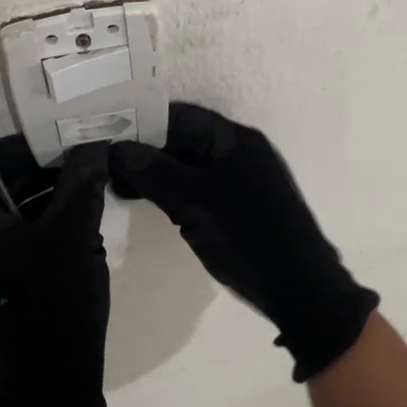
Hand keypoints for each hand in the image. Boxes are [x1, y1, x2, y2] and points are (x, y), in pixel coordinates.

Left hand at [0, 137, 109, 406]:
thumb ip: (81, 183)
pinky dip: (39, 233)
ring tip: (80, 197)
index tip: (37, 147)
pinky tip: (77, 235)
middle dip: (29, 177)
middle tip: (69, 167)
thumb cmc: (53, 299)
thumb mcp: (73, 232)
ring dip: (38, 204)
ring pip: (4, 225)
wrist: (49, 384)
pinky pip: (13, 251)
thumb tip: (91, 146)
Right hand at [109, 103, 378, 381]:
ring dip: (155, 172)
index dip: (142, 121)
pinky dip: (172, 189)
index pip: (179, 115)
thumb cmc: (247, 238)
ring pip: (188, 164)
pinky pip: (198, 185)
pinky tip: (145, 200)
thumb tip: (116, 149)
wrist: (300, 290)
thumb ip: (154, 173)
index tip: (106, 132)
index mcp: (234, 140)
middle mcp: (238, 151)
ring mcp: (240, 179)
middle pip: (182, 138)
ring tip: (117, 184)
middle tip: (105, 163)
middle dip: (144, 149)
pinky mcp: (239, 204)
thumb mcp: (193, 203)